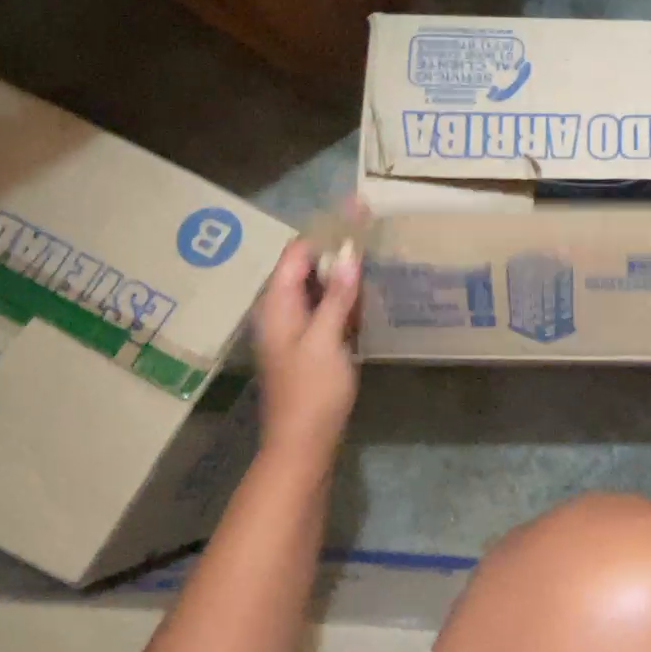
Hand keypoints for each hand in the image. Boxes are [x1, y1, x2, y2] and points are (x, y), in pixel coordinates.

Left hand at [251, 239, 360, 465]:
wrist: (303, 443)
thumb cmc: (311, 391)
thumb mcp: (325, 341)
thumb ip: (336, 297)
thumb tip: (349, 255)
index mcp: (276, 307)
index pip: (297, 253)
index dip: (326, 229)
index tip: (357, 209)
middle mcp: (281, 311)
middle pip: (306, 266)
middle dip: (336, 243)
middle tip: (370, 222)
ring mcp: (296, 328)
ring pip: (318, 286)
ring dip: (342, 267)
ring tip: (374, 245)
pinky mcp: (312, 343)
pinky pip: (327, 306)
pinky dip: (345, 292)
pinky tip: (368, 286)